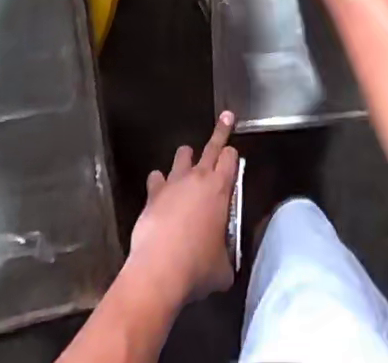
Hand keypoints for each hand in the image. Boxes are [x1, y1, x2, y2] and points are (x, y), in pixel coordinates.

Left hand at [126, 112, 239, 302]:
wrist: (159, 271)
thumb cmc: (198, 267)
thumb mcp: (224, 266)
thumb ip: (227, 255)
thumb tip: (226, 263)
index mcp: (220, 189)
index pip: (231, 158)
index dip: (234, 156)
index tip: (234, 157)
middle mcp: (198, 177)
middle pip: (212, 146)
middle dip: (221, 130)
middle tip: (227, 117)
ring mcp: (173, 182)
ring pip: (182, 155)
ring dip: (187, 158)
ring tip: (188, 164)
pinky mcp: (153, 194)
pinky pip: (157, 177)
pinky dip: (160, 183)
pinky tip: (160, 193)